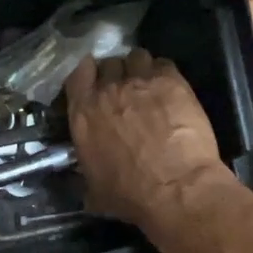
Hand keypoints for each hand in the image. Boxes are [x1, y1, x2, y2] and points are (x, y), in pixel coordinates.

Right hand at [64, 49, 231, 230]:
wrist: (175, 188)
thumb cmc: (130, 195)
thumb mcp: (93, 189)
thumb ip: (85, 171)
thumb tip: (84, 175)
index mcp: (83, 114)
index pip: (78, 74)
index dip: (88, 74)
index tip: (95, 82)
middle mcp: (108, 90)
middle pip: (109, 63)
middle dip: (116, 73)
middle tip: (126, 89)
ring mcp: (140, 81)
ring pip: (136, 57)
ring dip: (140, 69)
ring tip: (149, 85)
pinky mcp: (172, 81)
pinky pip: (163, 63)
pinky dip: (163, 73)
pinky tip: (170, 88)